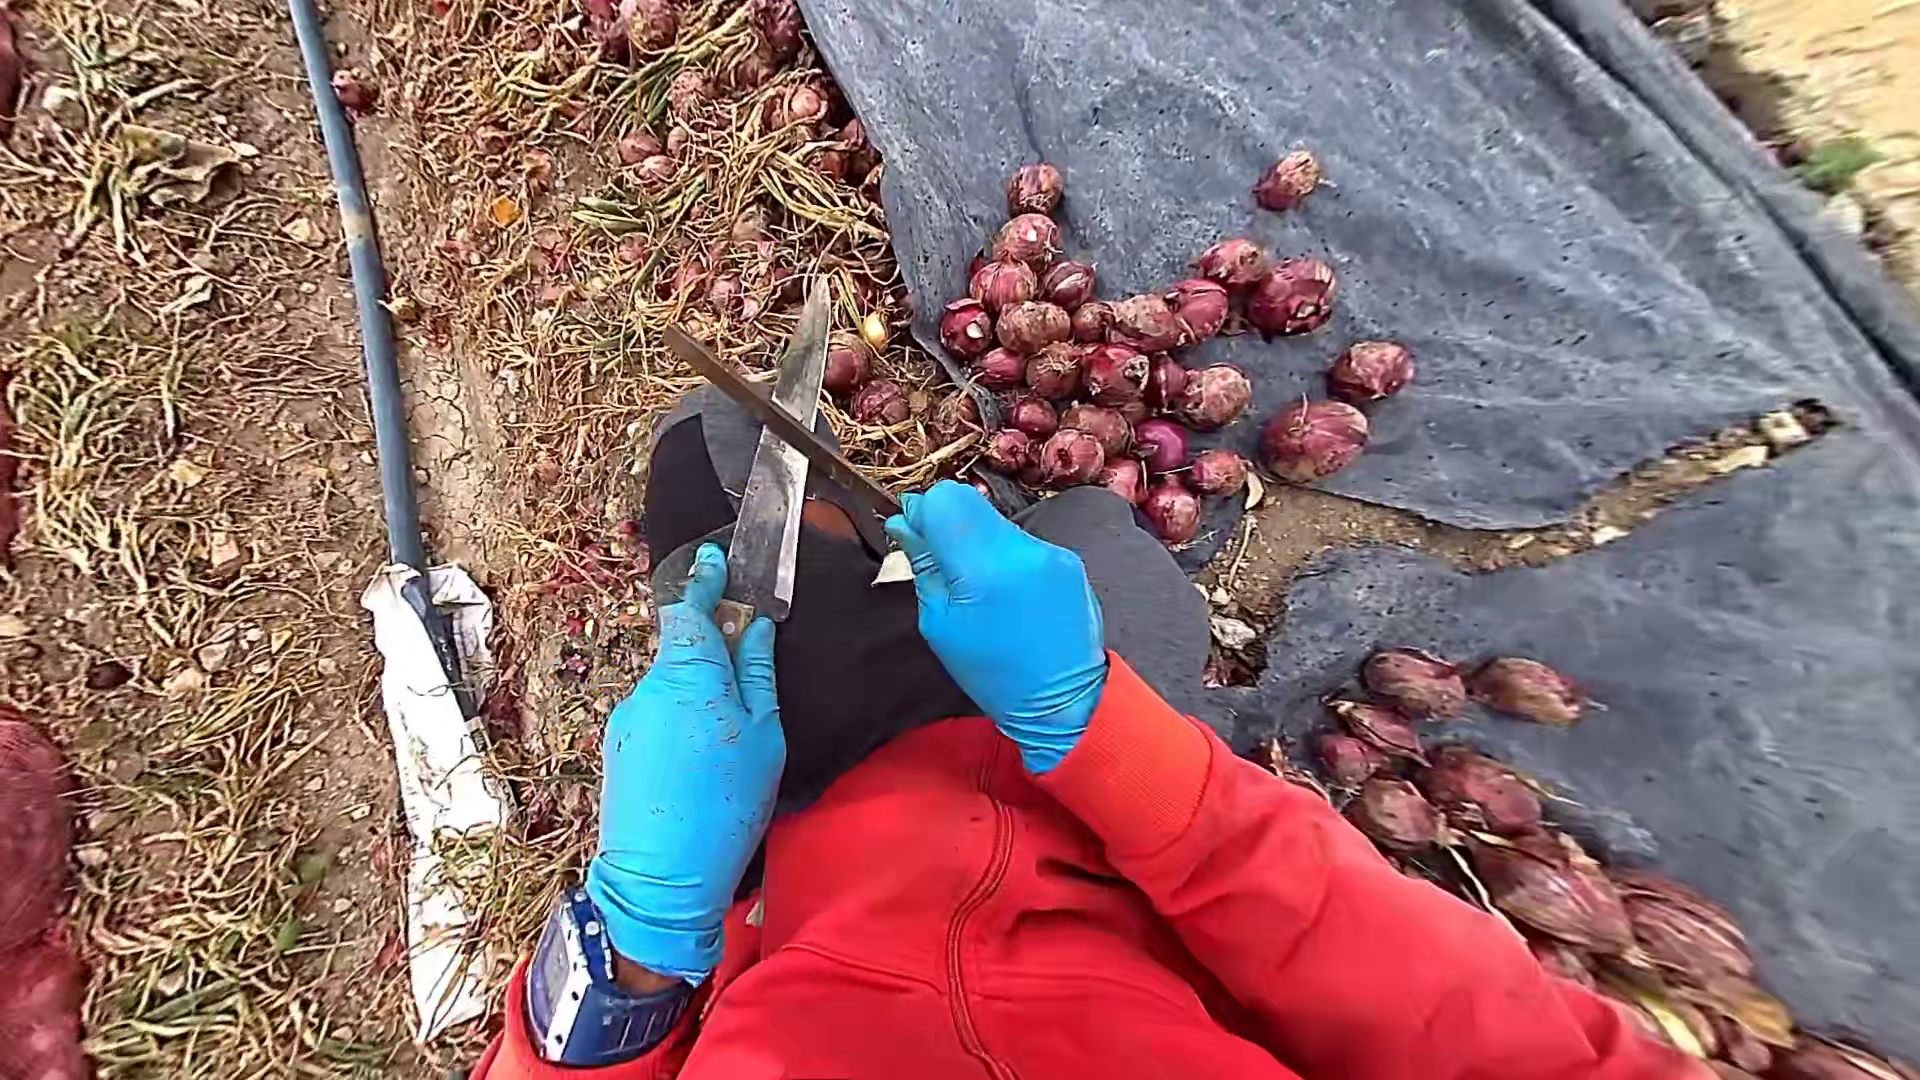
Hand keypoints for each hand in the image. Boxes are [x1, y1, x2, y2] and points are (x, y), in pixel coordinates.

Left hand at [586, 544, 784, 981]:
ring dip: (700, 686)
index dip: (703, 581)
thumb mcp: (763, 736)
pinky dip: (682, 709)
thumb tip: (755, 627)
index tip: (713, 559)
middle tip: (748, 674)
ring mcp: (628, 715)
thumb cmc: (727, 804)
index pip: (689, 611)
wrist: (658, 884)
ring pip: (672, 679)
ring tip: (727, 733)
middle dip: (713, 648)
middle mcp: (650, 688)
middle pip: (683, 646)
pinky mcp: (617, 740)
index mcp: (690, 679)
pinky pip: (657, 705)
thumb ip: (757, 673)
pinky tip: (700, 751)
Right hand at [885, 481, 1106, 772]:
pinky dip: (1003, 552)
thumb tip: (904, 522)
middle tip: (941, 558)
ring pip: (994, 519)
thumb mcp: (940, 624)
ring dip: (975, 537)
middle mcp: (1021, 549)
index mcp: (983, 569)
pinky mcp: (1068, 558)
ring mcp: (1050, 551)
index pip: (944, 500)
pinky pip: (1020, 538)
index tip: (916, 535)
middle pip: (969, 501)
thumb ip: (924, 565)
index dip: (922, 511)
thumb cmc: (991, 672)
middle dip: (947, 521)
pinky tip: (1006, 588)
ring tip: (978, 582)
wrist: (1063, 700)